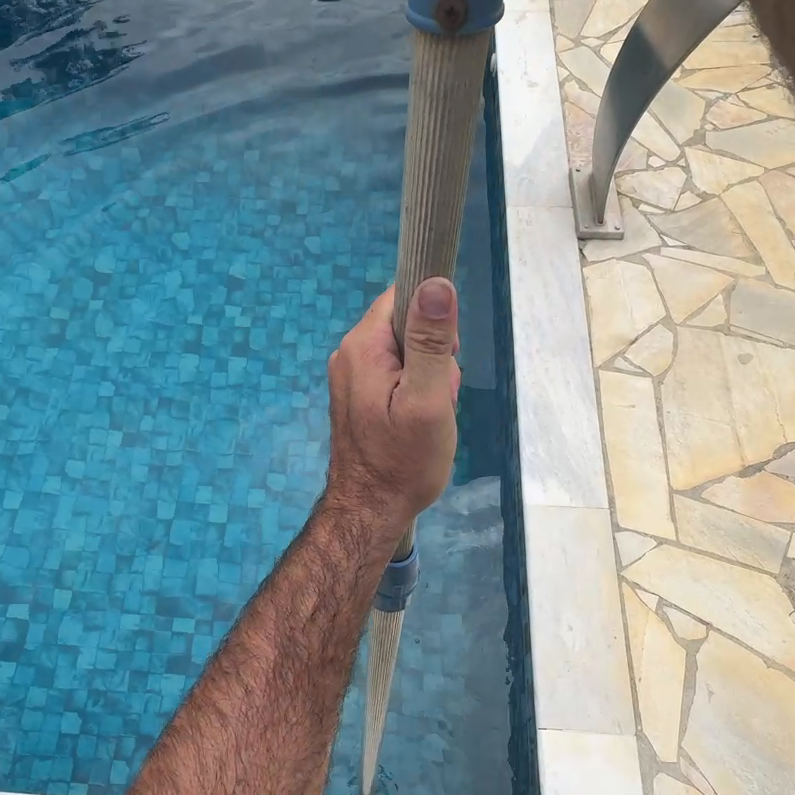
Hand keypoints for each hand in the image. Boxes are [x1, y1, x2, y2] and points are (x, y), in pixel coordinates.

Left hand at [324, 278, 461, 530]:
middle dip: (433, 356)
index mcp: (362, 346)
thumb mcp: (428, 398)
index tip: (445, 358)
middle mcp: (349, 354)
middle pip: (405, 326)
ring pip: (404, 353)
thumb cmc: (403, 461)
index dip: (433, 321)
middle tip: (436, 399)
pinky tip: (416, 421)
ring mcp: (350, 376)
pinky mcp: (357, 396)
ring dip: (427, 378)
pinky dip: (413, 393)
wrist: (370, 511)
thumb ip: (431, 341)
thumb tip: (437, 283)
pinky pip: (395, 375)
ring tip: (427, 416)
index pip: (403, 297)